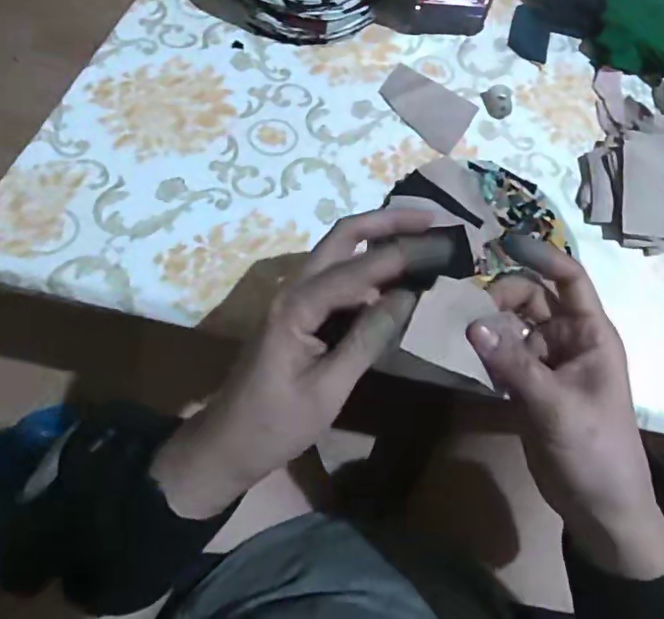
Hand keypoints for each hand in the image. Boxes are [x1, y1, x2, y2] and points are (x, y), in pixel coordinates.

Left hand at [150, 208, 432, 517]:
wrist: (225, 445)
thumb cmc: (274, 424)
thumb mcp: (328, 390)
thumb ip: (368, 339)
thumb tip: (408, 296)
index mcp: (296, 305)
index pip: (356, 269)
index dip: (399, 254)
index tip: (438, 243)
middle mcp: (295, 287)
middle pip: (344, 235)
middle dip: (388, 221)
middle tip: (431, 218)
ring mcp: (296, 294)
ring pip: (341, 249)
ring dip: (380, 236)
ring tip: (423, 236)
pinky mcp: (302, 308)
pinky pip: (339, 274)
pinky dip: (370, 265)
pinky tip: (398, 273)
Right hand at [469, 236, 663, 579]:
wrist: (601, 511)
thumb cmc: (596, 451)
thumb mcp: (557, 406)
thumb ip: (514, 364)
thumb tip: (470, 324)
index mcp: (591, 333)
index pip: (570, 278)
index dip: (542, 256)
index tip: (504, 242)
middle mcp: (568, 338)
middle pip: (532, 297)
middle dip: (502, 295)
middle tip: (469, 306)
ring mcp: (547, 361)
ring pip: (513, 325)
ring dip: (490, 323)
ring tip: (462, 329)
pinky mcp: (529, 384)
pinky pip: (503, 354)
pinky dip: (487, 351)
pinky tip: (468, 357)